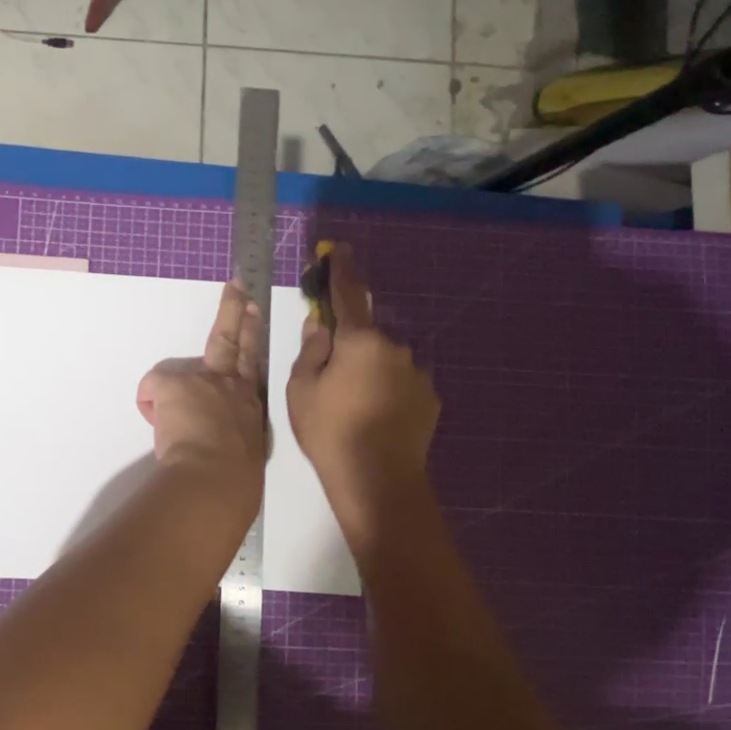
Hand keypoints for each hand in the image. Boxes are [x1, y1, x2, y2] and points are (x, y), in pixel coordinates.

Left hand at [136, 281, 268, 497]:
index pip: (252, 365)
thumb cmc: (235, 475)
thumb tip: (213, 438)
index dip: (253, 337)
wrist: (218, 476)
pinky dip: (150, 408)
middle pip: (234, 341)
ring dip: (167, 388)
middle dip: (235, 311)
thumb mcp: (244, 452)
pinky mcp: (173, 383)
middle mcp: (232, 386)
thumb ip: (231, 435)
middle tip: (238, 284)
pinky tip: (157, 426)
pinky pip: (150, 392)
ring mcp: (204, 381)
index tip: (254, 310)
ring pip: (176, 374)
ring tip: (166, 415)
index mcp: (249, 403)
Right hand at [285, 248, 438, 497]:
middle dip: (347, 344)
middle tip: (327, 375)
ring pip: (383, 361)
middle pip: (365, 333)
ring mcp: (417, 373)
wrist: (378, 480)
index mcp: (360, 339)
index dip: (340, 269)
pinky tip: (371, 419)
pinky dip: (384, 392)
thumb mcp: (300, 389)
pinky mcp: (429, 399)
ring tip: (350, 408)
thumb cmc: (329, 431)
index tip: (338, 249)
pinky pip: (399, 384)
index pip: (348, 293)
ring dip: (367, 371)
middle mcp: (394, 347)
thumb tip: (320, 326)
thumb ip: (311, 351)